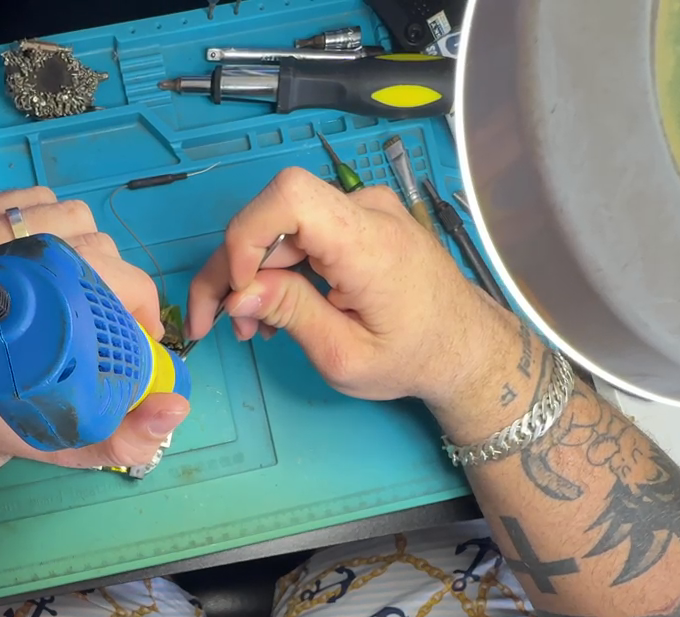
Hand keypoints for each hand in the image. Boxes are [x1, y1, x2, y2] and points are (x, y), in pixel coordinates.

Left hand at [0, 188, 190, 471]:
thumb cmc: (4, 425)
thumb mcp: (66, 446)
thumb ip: (124, 441)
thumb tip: (176, 405)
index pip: (83, 268)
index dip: (128, 294)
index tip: (140, 333)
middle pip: (81, 237)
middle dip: (119, 278)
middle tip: (121, 322)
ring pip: (64, 213)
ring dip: (94, 250)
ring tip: (94, 295)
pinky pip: (33, 199)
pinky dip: (63, 224)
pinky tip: (67, 266)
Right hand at [186, 167, 516, 424]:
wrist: (463, 346)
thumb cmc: (411, 357)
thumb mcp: (344, 355)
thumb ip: (292, 315)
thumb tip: (238, 294)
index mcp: (367, 244)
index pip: (289, 196)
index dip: (246, 236)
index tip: (239, 290)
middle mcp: (364, 211)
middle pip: (272, 217)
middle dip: (233, 271)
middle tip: (216, 324)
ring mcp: (361, 212)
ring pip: (279, 229)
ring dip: (251, 276)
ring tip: (250, 326)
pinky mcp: (356, 223)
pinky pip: (299, 235)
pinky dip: (275, 270)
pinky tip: (272, 308)